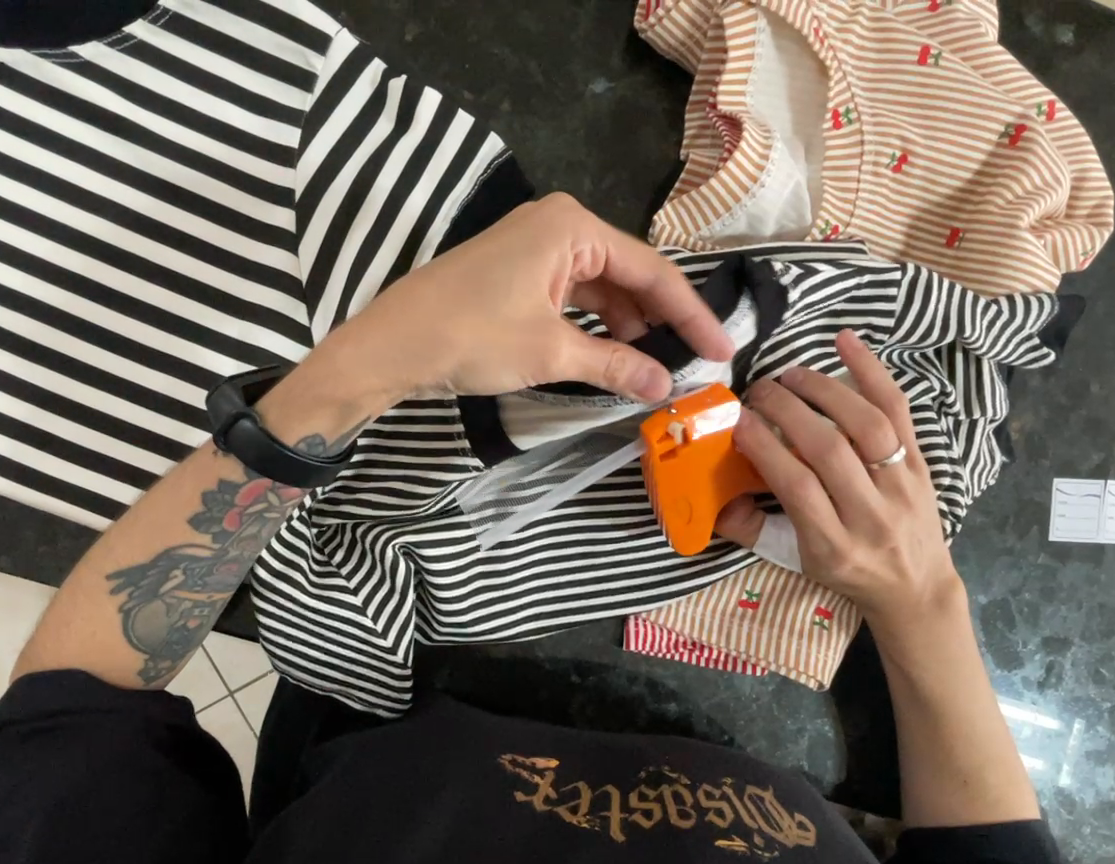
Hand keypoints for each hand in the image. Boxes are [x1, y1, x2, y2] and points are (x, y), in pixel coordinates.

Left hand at [298, 193, 736, 408]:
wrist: (392, 345)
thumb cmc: (472, 337)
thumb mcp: (550, 352)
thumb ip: (614, 364)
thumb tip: (665, 387)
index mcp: (573, 226)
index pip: (651, 272)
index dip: (690, 315)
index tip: (722, 350)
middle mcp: (558, 225)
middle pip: (628, 275)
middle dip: (659, 321)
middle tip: (691, 363)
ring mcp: (535, 247)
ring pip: (600, 288)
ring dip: (626, 326)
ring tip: (655, 367)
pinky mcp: (517, 273)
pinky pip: (572, 296)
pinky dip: (593, 326)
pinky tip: (611, 354)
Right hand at [717, 331, 963, 633]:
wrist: (915, 587)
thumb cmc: (843, 571)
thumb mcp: (791, 560)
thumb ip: (750, 529)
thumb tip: (712, 495)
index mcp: (832, 544)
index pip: (796, 486)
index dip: (765, 447)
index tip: (737, 420)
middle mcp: (870, 514)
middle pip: (828, 450)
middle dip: (786, 411)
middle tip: (757, 391)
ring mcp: (902, 486)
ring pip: (866, 425)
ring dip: (824, 390)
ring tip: (790, 374)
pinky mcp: (922, 462)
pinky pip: (900, 411)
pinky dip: (873, 372)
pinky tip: (845, 342)